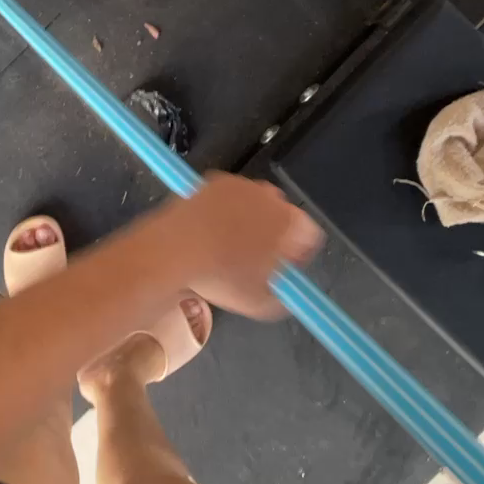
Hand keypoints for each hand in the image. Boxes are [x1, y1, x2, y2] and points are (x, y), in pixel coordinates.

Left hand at [135, 173, 322, 320]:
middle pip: (284, 214)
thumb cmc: (220, 276)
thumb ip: (282, 297)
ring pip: (255, 202)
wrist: (173, 249)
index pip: (310, 234)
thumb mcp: (259, 302)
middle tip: (256, 257)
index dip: (299, 253)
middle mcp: (270, 196)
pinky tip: (211, 230)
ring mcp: (241, 184)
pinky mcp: (214, 180)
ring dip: (250, 219)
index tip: (285, 266)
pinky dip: (225, 209)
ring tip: (228, 244)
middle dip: (275, 233)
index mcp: (290, 222)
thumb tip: (283, 294)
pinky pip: (230, 196)